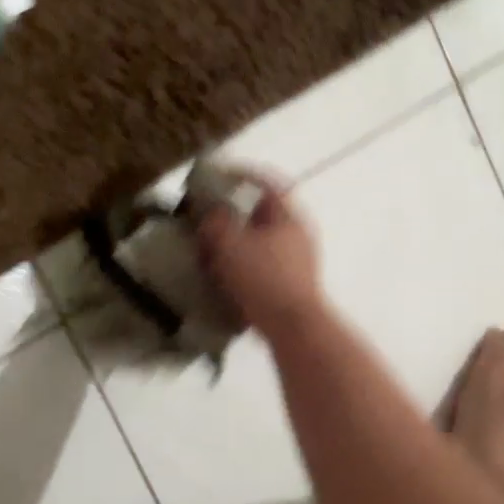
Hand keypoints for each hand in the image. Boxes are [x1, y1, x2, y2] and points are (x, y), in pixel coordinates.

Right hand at [195, 171, 325, 334]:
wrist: (294, 328)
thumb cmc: (263, 279)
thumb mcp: (230, 244)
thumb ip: (216, 222)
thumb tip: (210, 212)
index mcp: (287, 217)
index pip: (265, 183)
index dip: (239, 175)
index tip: (214, 175)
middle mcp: (297, 234)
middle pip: (261, 213)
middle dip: (231, 212)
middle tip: (205, 216)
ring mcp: (297, 261)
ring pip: (259, 240)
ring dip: (233, 240)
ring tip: (206, 249)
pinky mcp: (290, 285)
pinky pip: (260, 264)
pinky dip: (239, 263)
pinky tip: (220, 276)